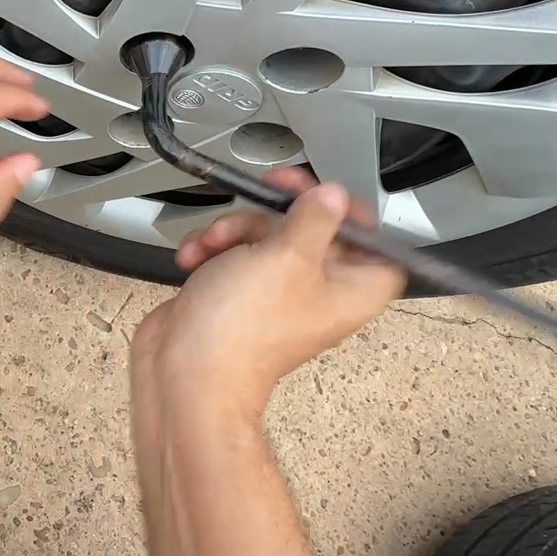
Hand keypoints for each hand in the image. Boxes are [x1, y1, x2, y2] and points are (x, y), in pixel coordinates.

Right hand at [131, 168, 404, 418]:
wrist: (186, 365)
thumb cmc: (243, 323)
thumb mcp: (288, 257)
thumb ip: (315, 218)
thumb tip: (333, 195)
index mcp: (352, 287)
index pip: (369, 237)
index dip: (342, 210)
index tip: (310, 190)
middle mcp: (316, 290)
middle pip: (304, 229)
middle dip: (265, 217)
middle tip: (254, 203)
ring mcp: (272, 292)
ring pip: (259, 237)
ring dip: (228, 233)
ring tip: (210, 246)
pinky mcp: (234, 293)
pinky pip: (228, 255)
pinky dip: (209, 251)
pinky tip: (192, 260)